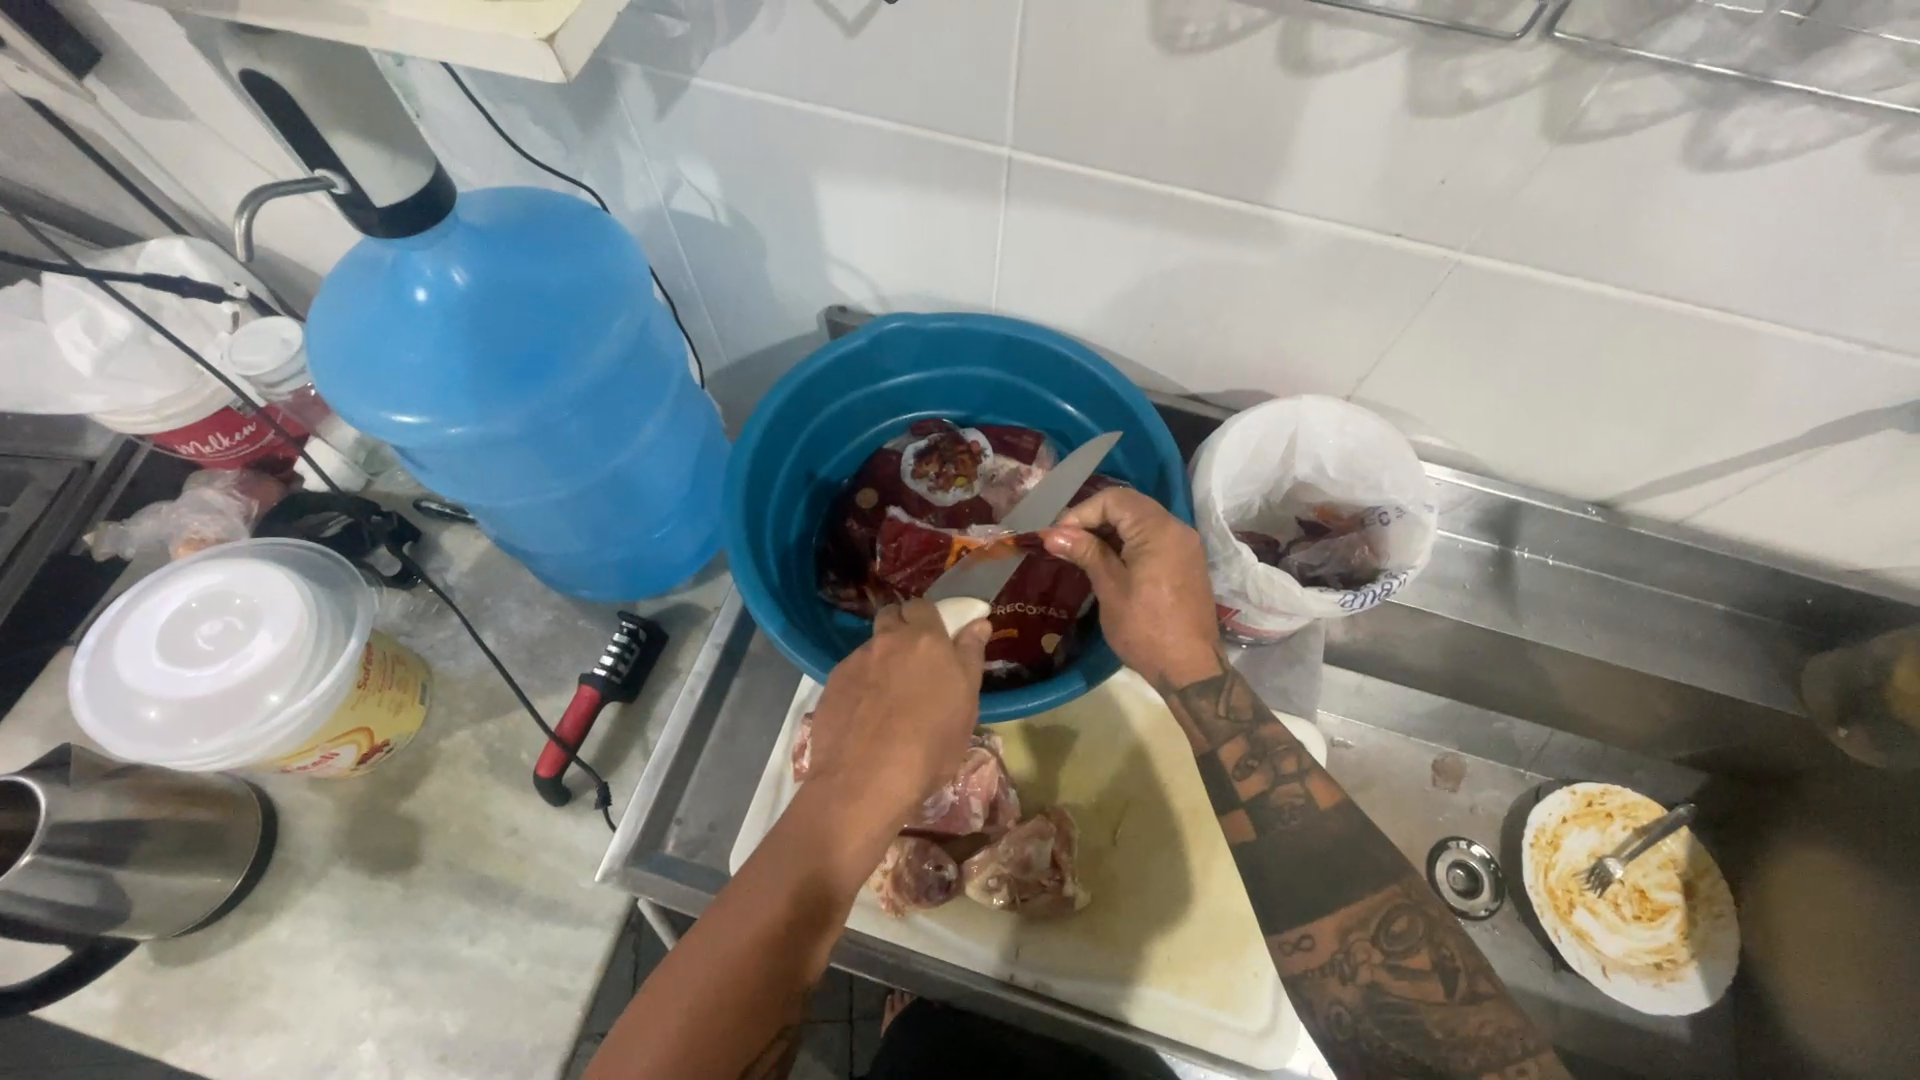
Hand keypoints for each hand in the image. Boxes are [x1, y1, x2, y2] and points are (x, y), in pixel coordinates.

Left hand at [805, 599, 991, 831]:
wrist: (865, 781)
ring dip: (881, 660)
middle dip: (900, 629)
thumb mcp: (966, 704)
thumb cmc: (930, 745)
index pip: (922, 606)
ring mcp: (855, 661)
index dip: (927, 619)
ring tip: (888, 697)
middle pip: (891, 616)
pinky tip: (865, 715)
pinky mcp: (831, 684)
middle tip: (914, 662)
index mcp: (925, 639)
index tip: (936, 639)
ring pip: (870, 647)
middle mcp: (887, 640)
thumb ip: (970, 657)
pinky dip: (860, 684)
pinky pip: (851, 673)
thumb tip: (979, 623)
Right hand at [1043, 487, 1219, 685]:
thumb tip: (1052, 534)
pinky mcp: (1186, 560)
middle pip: (1129, 505)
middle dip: (1094, 517)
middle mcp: (1177, 528)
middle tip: (1065, 541)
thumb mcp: (1110, 589)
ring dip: (1110, 529)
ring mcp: (1185, 544)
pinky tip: (1107, 560)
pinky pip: (1153, 537)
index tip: (1058, 536)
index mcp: (1159, 530)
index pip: (1115, 499)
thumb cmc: (1145, 629)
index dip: (1081, 512)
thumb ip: (1085, 553)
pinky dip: (1128, 541)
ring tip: (1081, 551)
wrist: (1190, 669)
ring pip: (1141, 520)